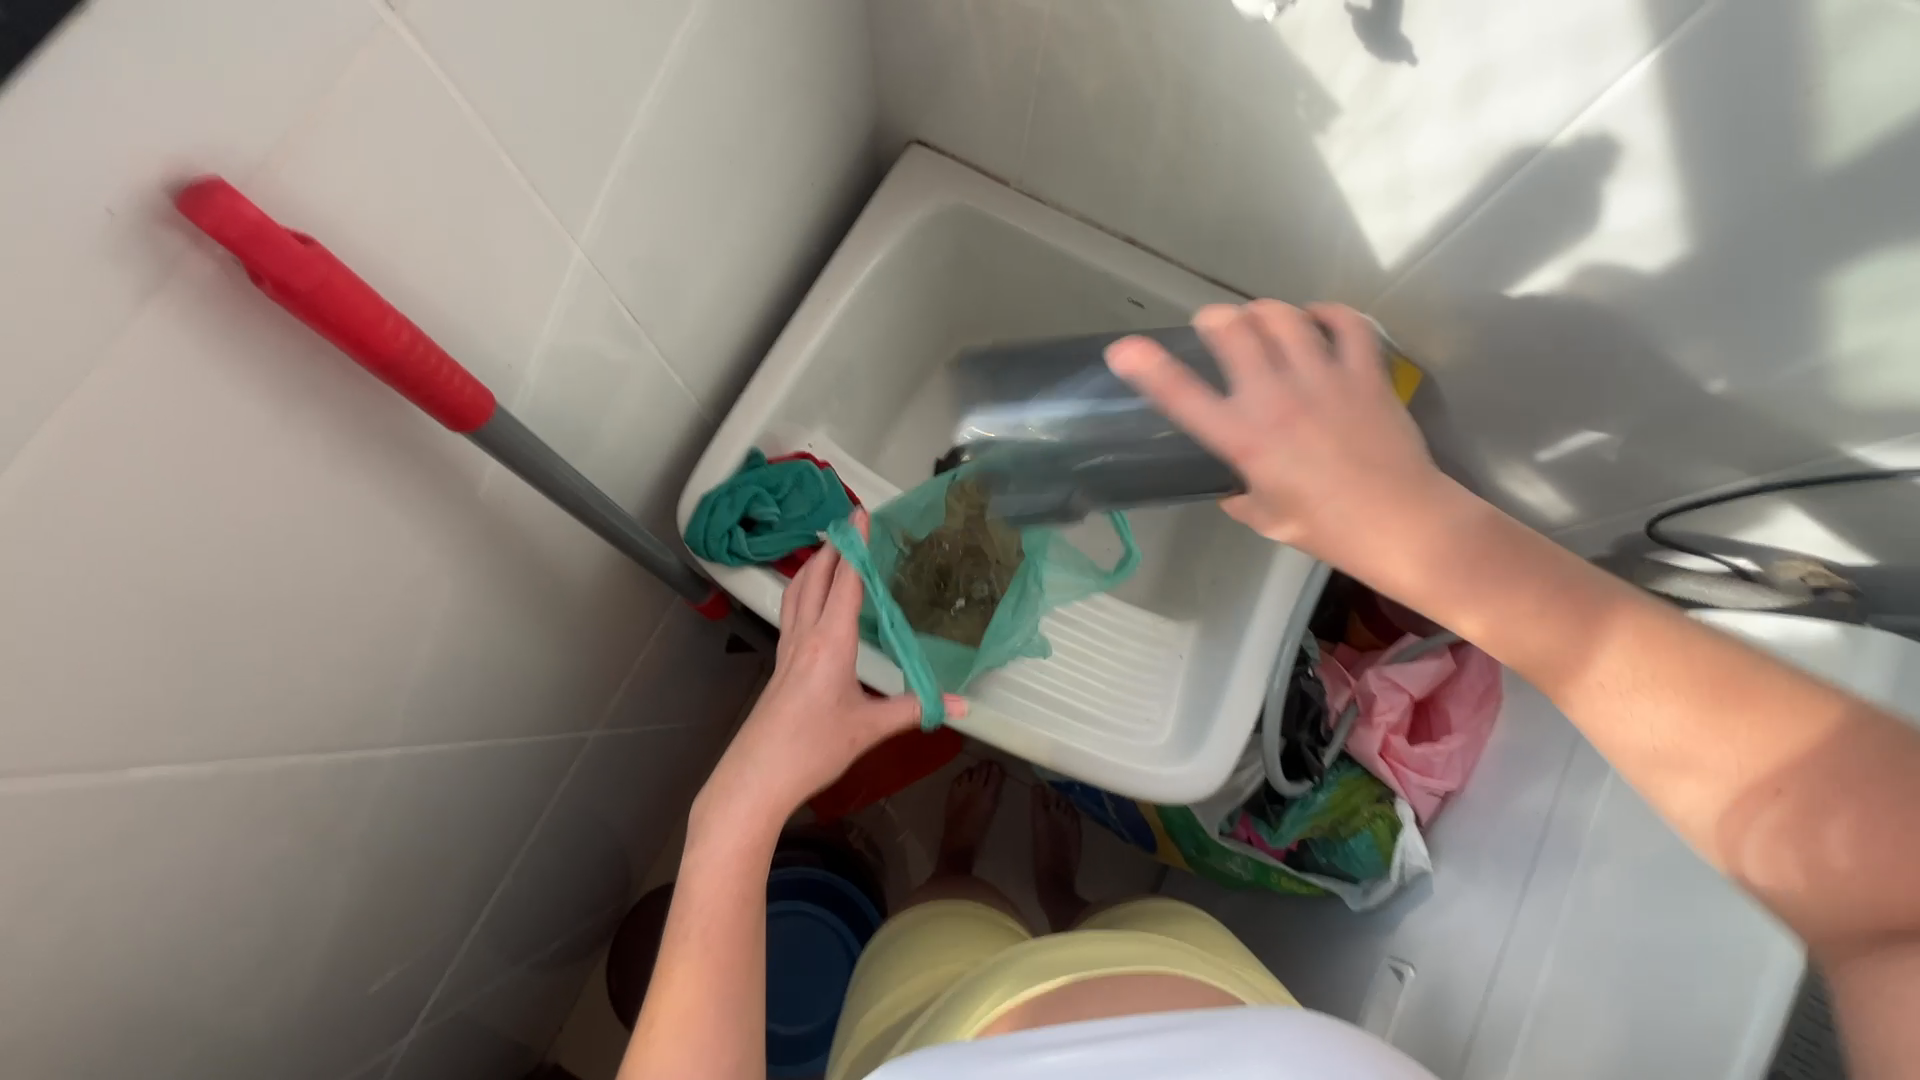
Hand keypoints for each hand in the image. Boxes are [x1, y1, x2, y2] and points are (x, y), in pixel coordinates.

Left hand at [694, 508, 965, 828]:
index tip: (862, 515)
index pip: (845, 582)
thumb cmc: (813, 749)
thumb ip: (913, 709)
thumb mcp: (869, 729)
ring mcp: (787, 649)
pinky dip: (804, 591)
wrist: (757, 777)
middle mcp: (805, 636)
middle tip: (850, 524)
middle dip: (832, 547)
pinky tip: (812, 601)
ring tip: (829, 550)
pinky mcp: (780, 664)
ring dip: (813, 566)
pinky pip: (791, 612)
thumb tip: (961, 705)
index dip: (856, 547)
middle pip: (814, 578)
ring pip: (796, 592)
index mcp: (830, 642)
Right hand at [1105, 301, 1443, 560]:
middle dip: (1215, 319)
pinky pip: (1346, 322)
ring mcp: (1324, 380)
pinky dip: (1326, 313)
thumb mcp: (1263, 517)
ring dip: (1263, 312)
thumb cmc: (1325, 528)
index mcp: (1243, 440)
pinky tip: (1316, 320)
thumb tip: (1229, 481)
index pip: (1182, 396)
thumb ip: (1236, 492)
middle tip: (1212, 325)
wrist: (1400, 523)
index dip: (1147, 368)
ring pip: (1284, 317)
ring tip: (1259, 320)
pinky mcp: (1365, 373)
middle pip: (1235, 331)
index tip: (1124, 350)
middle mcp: (1276, 400)